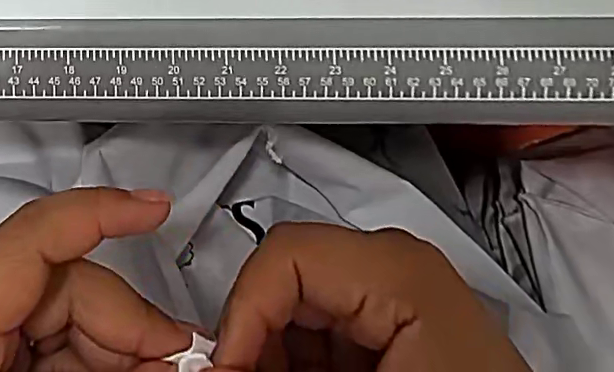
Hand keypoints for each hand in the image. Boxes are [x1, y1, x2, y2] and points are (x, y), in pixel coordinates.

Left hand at [0, 187, 195, 371]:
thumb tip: (169, 359)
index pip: (38, 232)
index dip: (104, 210)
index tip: (154, 208)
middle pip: (63, 281)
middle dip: (128, 322)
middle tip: (179, 362)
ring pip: (58, 311)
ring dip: (111, 347)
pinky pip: (39, 338)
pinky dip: (82, 361)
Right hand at [212, 224, 529, 371]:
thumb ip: (278, 367)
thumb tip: (216, 367)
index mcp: (396, 268)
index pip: (285, 254)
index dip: (243, 310)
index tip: (224, 366)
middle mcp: (394, 266)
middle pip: (287, 275)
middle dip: (255, 333)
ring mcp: (396, 295)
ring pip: (300, 303)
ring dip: (274, 350)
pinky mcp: (397, 327)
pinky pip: (326, 328)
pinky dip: (301, 360)